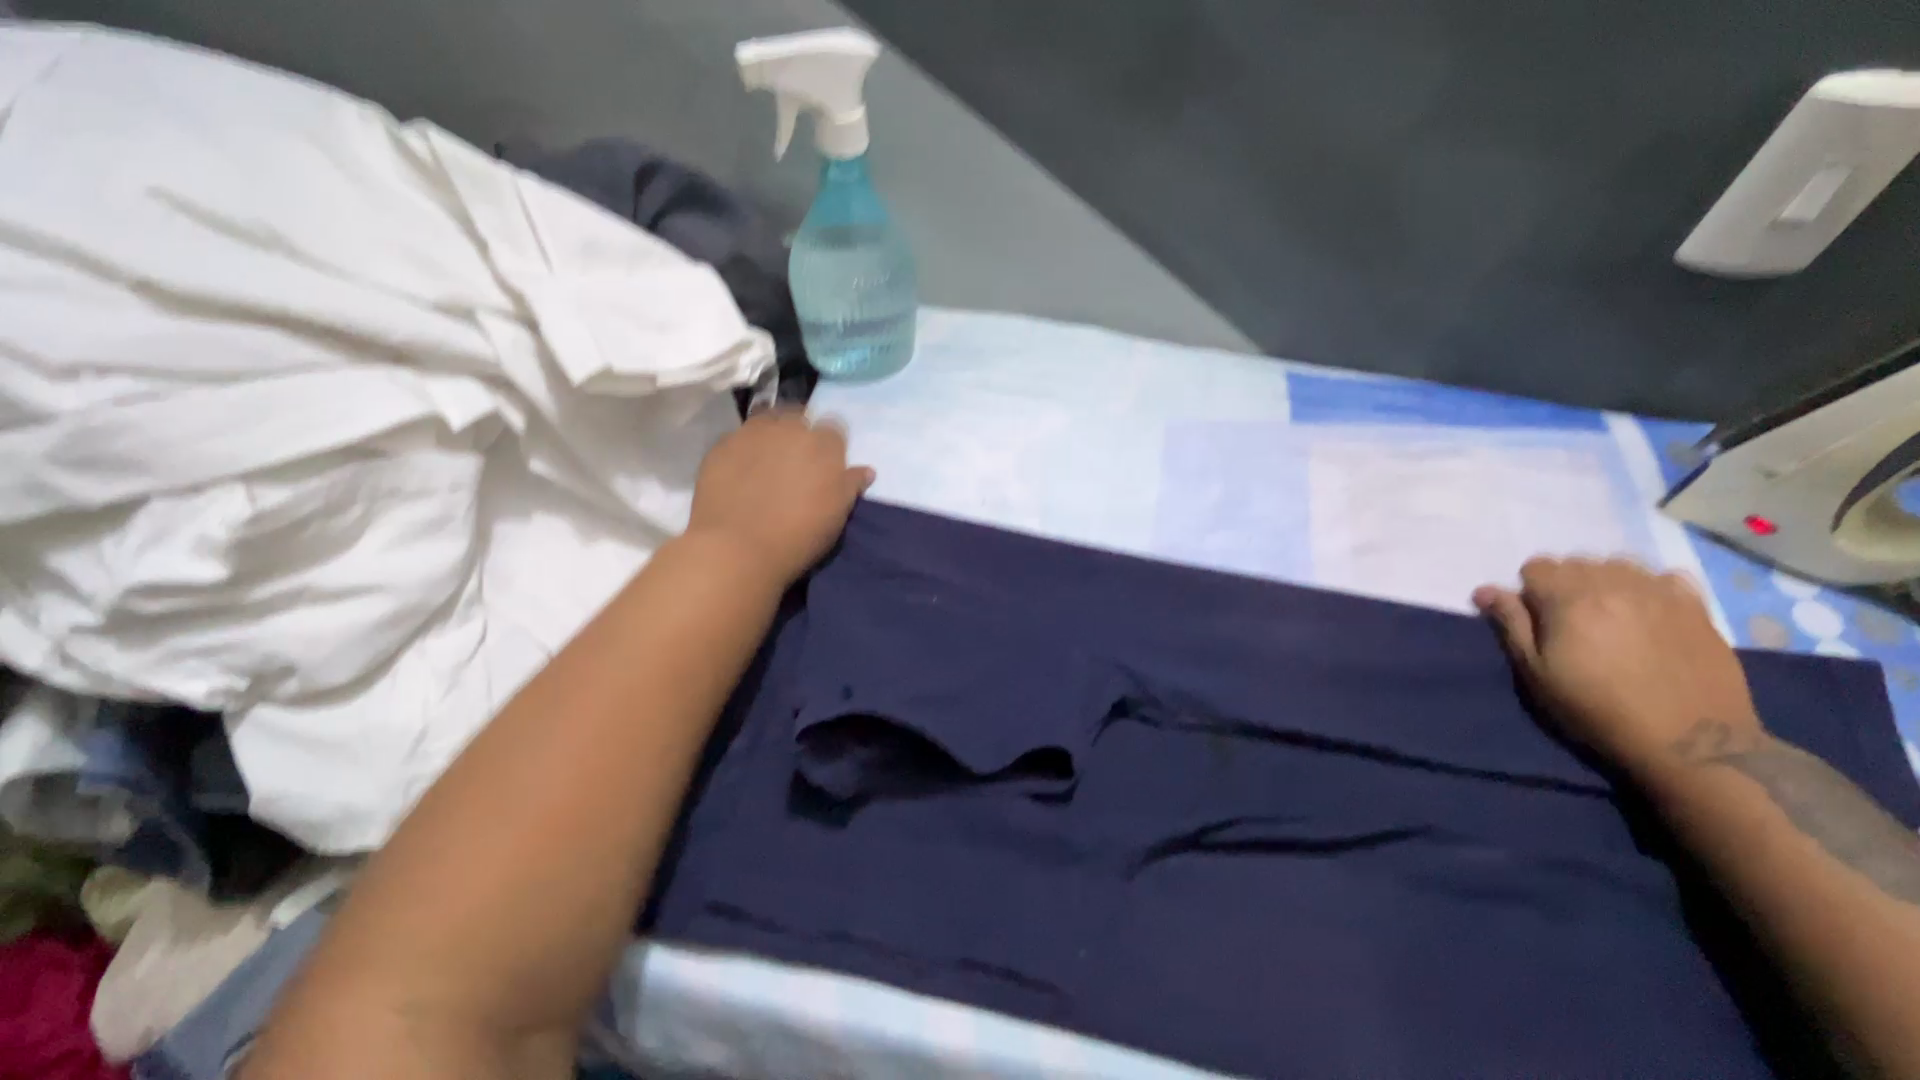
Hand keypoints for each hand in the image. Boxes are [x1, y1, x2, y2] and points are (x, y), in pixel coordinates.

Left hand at [687, 407, 874, 585]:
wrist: (737, 548)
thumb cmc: (798, 536)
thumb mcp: (836, 516)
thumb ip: (850, 486)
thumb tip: (865, 470)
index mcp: (823, 443)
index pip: (834, 426)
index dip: (831, 444)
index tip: (826, 463)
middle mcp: (789, 428)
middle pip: (799, 418)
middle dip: (799, 434)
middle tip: (795, 463)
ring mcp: (752, 433)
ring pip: (766, 422)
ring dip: (770, 435)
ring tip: (766, 461)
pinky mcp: (721, 445)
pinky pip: (738, 439)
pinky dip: (743, 450)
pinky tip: (739, 472)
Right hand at [1473, 557, 1762, 780]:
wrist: (1689, 741)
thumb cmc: (1598, 710)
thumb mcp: (1538, 675)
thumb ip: (1511, 625)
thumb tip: (1484, 590)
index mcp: (1569, 598)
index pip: (1536, 566)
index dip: (1530, 593)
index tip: (1539, 623)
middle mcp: (1614, 582)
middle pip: (1576, 562)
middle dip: (1566, 585)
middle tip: (1572, 625)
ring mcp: (1660, 590)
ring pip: (1618, 564)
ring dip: (1606, 582)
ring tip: (1611, 618)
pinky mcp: (1696, 606)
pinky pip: (1664, 576)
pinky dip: (1650, 587)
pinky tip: (1651, 614)